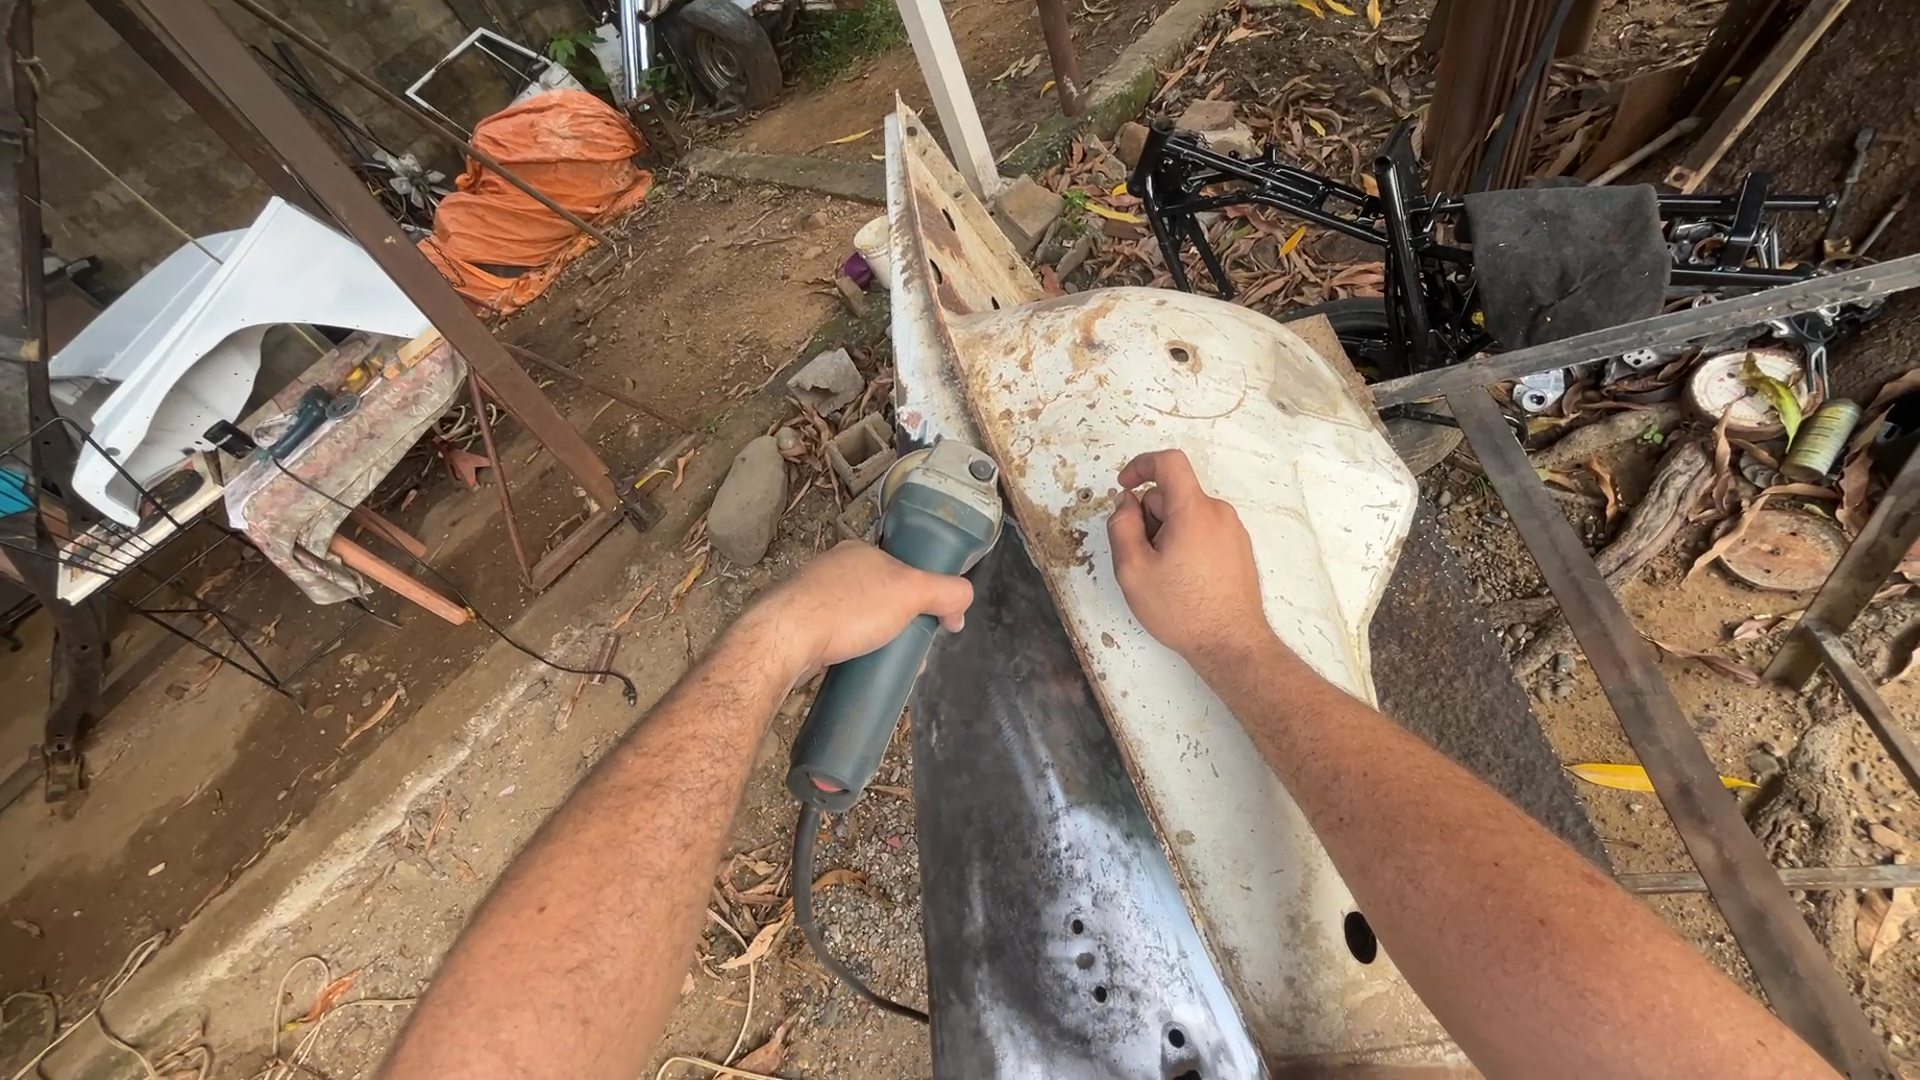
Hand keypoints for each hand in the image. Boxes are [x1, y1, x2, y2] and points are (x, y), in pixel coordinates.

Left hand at [749, 541, 974, 677]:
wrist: (786, 638)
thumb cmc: (850, 608)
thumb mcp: (912, 592)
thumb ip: (946, 592)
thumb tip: (962, 606)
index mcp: (861, 550)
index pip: (903, 567)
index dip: (923, 594)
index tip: (931, 623)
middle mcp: (836, 568)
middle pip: (883, 595)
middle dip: (902, 623)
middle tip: (913, 651)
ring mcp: (814, 596)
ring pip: (860, 618)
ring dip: (878, 640)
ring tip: (888, 664)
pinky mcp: (800, 625)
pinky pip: (838, 636)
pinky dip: (853, 650)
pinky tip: (859, 667)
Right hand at [1107, 449, 1270, 665]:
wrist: (1230, 643)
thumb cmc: (1182, 610)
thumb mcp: (1132, 569)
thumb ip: (1121, 527)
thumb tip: (1126, 504)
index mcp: (1193, 511)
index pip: (1169, 462)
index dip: (1140, 466)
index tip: (1124, 486)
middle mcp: (1218, 513)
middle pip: (1172, 495)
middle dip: (1148, 516)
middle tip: (1141, 556)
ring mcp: (1232, 530)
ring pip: (1186, 514)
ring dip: (1166, 532)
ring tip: (1163, 573)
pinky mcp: (1237, 547)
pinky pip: (1202, 529)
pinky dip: (1184, 542)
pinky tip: (1181, 578)